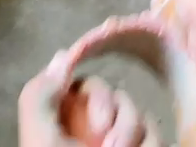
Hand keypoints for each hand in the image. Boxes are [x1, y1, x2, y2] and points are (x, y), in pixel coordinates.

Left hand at [19, 60, 161, 146]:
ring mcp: (120, 146)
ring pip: (140, 116)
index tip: (98, 121)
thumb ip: (39, 97)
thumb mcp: (41, 143)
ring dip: (135, 134)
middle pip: (118, 98)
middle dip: (121, 118)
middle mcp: (91, 135)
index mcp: (64, 127)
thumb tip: (62, 56)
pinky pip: (156, 137)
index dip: (97, 94)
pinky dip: (151, 144)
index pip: (87, 87)